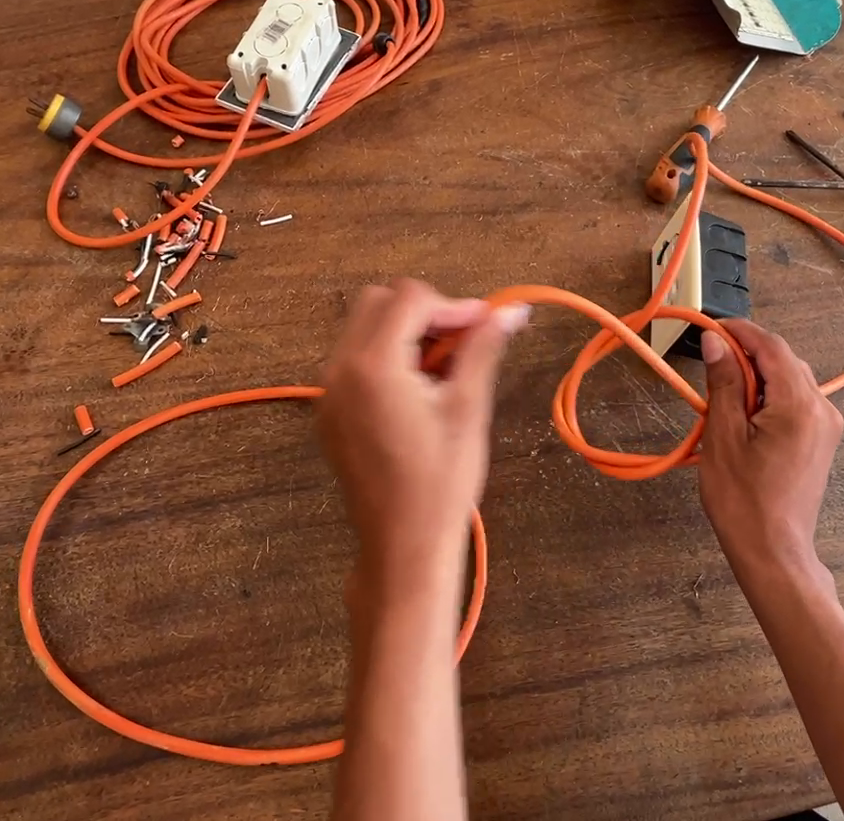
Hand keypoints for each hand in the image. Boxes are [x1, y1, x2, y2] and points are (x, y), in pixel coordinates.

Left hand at [317, 279, 528, 574]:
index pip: (409, 297)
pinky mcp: (330, 411)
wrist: (402, 546)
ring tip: (443, 371)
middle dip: (424, 312)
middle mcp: (340, 369)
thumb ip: (483, 348)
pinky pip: (355, 359)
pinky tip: (418, 391)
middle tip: (460, 346)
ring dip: (404, 332)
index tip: (484, 328)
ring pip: (364, 327)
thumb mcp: (468, 408)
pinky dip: (386, 356)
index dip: (452, 305)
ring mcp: (329, 391)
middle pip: (379, 301)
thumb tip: (514, 309)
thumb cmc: (441, 480)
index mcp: (373, 363)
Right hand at [696, 319, 843, 571]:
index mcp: (800, 404)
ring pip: (791, 378)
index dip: (740, 331)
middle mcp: (823, 408)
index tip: (709, 328)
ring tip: (722, 389)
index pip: (772, 346)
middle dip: (747, 353)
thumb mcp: (723, 435)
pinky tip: (744, 411)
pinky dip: (770, 394)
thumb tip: (716, 343)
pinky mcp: (822, 439)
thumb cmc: (742, 499)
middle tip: (709, 361)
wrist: (773, 551)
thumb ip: (724, 382)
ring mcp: (827, 425)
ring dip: (758, 374)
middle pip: (784, 360)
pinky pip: (796, 400)